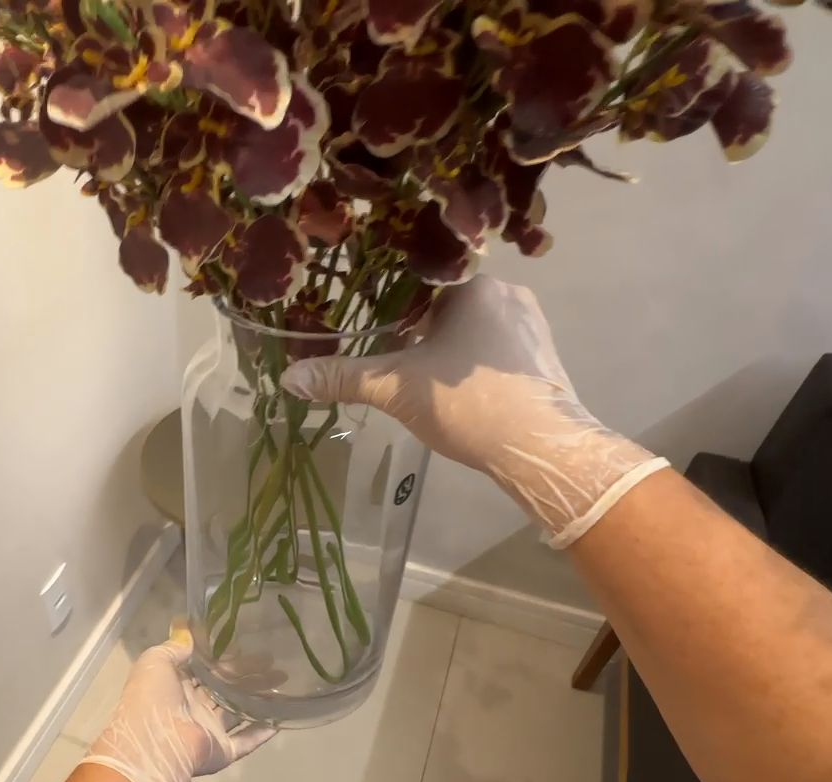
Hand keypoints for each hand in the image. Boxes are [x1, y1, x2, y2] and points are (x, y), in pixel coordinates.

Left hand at [82, 624, 275, 781]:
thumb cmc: (151, 698)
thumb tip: (184, 624)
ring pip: (238, 710)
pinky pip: (246, 741)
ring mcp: (208, 730)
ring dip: (259, 697)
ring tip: (282, 680)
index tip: (243, 646)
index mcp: (175, 687)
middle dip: (247, 674)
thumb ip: (174, 646)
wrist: (153, 744)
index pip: (203, 670)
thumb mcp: (156, 662)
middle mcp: (192, 708)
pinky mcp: (222, 750)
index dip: (222, 658)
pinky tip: (283, 717)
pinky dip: (263, 731)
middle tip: (272, 660)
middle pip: (224, 688)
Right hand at [280, 275, 668, 547]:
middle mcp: (506, 293)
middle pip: (444, 305)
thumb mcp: (395, 389)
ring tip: (422, 379)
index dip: (390, 308)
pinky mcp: (543, 354)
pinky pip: (495, 348)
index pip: (419, 283)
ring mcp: (531, 323)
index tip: (371, 331)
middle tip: (392, 361)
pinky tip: (459, 392)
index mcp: (471, 287)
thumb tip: (288, 377)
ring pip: (472, 327)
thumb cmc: (467, 405)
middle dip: (418, 332)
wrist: (540, 447)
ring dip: (446, 349)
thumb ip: (343, 378)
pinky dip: (473, 364)